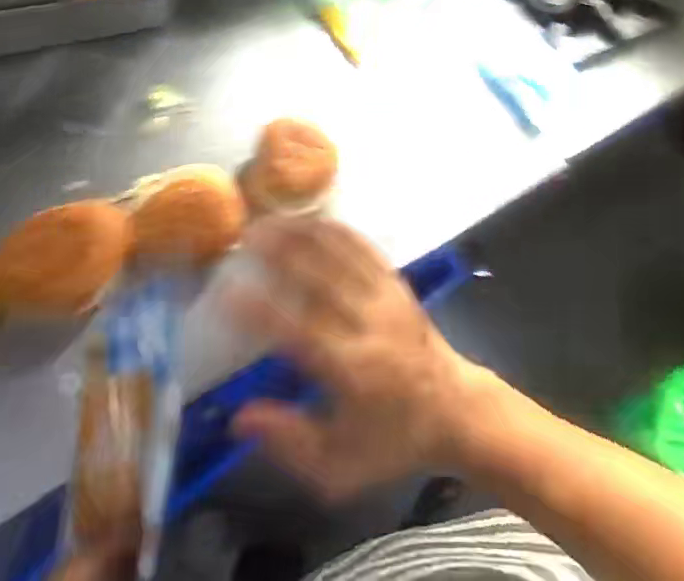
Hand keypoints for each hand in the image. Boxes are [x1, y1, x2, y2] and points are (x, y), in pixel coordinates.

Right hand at [226, 215, 487, 499]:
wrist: (454, 409)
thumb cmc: (391, 440)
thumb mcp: (339, 466)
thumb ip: (290, 441)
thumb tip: (240, 416)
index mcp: (355, 369)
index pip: (302, 332)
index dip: (263, 310)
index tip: (228, 289)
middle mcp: (373, 325)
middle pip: (325, 280)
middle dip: (284, 253)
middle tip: (246, 234)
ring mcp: (390, 300)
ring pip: (346, 257)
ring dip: (310, 234)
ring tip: (273, 218)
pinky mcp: (400, 288)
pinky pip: (370, 253)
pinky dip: (343, 233)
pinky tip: (319, 220)